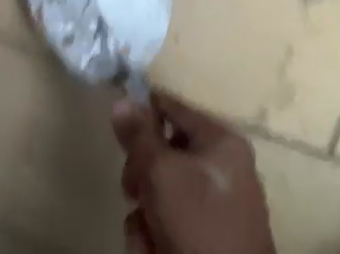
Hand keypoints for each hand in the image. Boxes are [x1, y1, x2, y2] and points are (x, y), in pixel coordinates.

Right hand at [111, 93, 276, 253]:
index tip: (117, 130)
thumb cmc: (197, 221)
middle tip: (134, 190)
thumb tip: (122, 100)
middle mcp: (221, 166)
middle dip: (140, 173)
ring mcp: (214, 202)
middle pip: (160, 149)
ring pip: (158, 186)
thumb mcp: (160, 171)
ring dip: (144, 208)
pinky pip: (166, 216)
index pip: (170, 106)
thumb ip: (138, 134)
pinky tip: (155, 245)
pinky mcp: (205, 232)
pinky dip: (155, 230)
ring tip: (148, 226)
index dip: (140, 112)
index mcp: (221, 142)